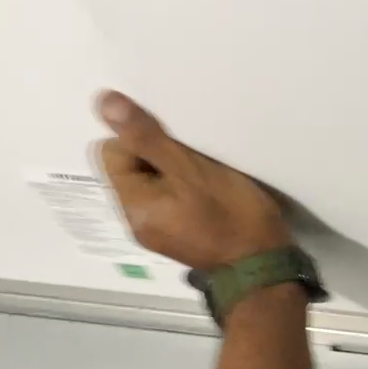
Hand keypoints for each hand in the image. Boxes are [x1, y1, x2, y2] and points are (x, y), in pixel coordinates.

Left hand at [96, 90, 288, 269]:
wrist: (264, 266)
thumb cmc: (231, 215)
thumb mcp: (191, 168)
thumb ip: (146, 137)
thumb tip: (103, 102)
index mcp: (133, 205)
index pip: (113, 151)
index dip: (142, 139)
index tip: (179, 148)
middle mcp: (136, 223)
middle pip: (131, 169)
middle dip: (157, 157)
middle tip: (194, 162)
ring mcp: (157, 234)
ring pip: (152, 186)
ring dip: (173, 174)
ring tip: (204, 179)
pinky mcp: (178, 239)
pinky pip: (168, 204)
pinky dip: (183, 193)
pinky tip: (208, 197)